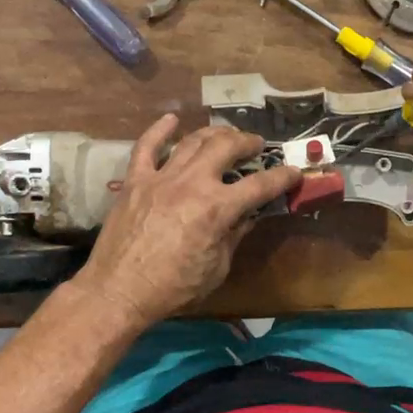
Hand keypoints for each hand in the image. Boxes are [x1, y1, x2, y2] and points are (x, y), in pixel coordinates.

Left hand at [71, 116, 299, 328]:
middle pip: (226, 147)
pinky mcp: (135, 181)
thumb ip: (234, 236)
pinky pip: (146, 147)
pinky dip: (159, 130)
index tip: (294, 173)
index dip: (282, 177)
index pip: (260, 185)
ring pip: (192, 141)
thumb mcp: (217, 268)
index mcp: (218, 208)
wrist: (119, 291)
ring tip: (225, 135)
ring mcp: (161, 177)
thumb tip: (248, 217)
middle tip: (256, 145)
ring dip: (214, 133)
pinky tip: (171, 120)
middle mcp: (192, 183)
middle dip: (247, 142)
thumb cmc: (174, 288)